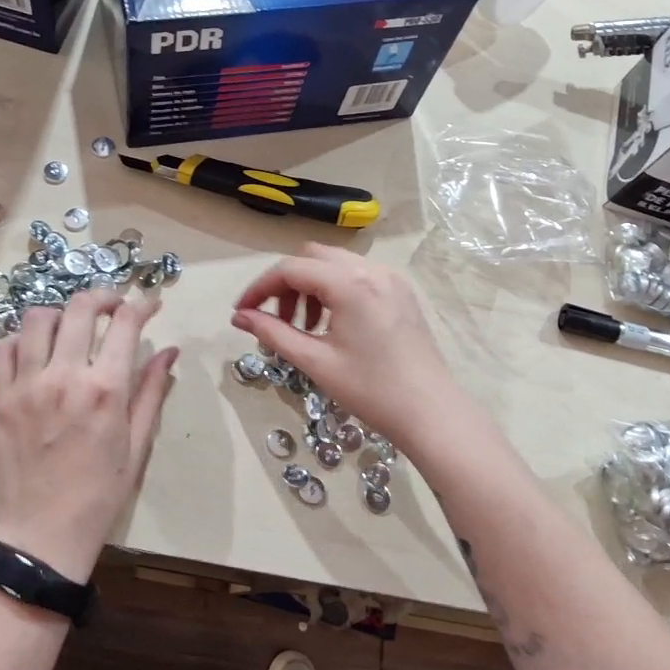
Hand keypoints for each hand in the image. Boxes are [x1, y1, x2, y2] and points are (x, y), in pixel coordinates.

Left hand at [0, 291, 178, 581]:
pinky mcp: (0, 399)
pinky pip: (3, 349)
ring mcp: (26, 385)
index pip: (125, 324)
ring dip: (60, 314)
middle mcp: (64, 377)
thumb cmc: (101, 493)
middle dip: (103, 297)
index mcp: (105, 390)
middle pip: (80, 309)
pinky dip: (20, 339)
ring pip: (37, 320)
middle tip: (113, 306)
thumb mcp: (137, 444)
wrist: (45, 532)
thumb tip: (169, 352)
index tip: (151, 305)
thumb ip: (151, 392)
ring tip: (72, 326)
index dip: (142, 306)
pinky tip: (35, 351)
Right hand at [230, 244, 462, 451]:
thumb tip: (239, 317)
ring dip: (311, 287)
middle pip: (313, 258)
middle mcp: (371, 269)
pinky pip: (358, 276)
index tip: (242, 313)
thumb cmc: (370, 390)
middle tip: (277, 320)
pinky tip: (333, 325)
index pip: (290, 269)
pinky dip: (336, 290)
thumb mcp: (315, 361)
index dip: (259, 288)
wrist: (430, 411)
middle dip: (287, 284)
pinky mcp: (401, 292)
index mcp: (349, 283)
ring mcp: (390, 279)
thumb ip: (273, 333)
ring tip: (305, 327)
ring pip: (336, 265)